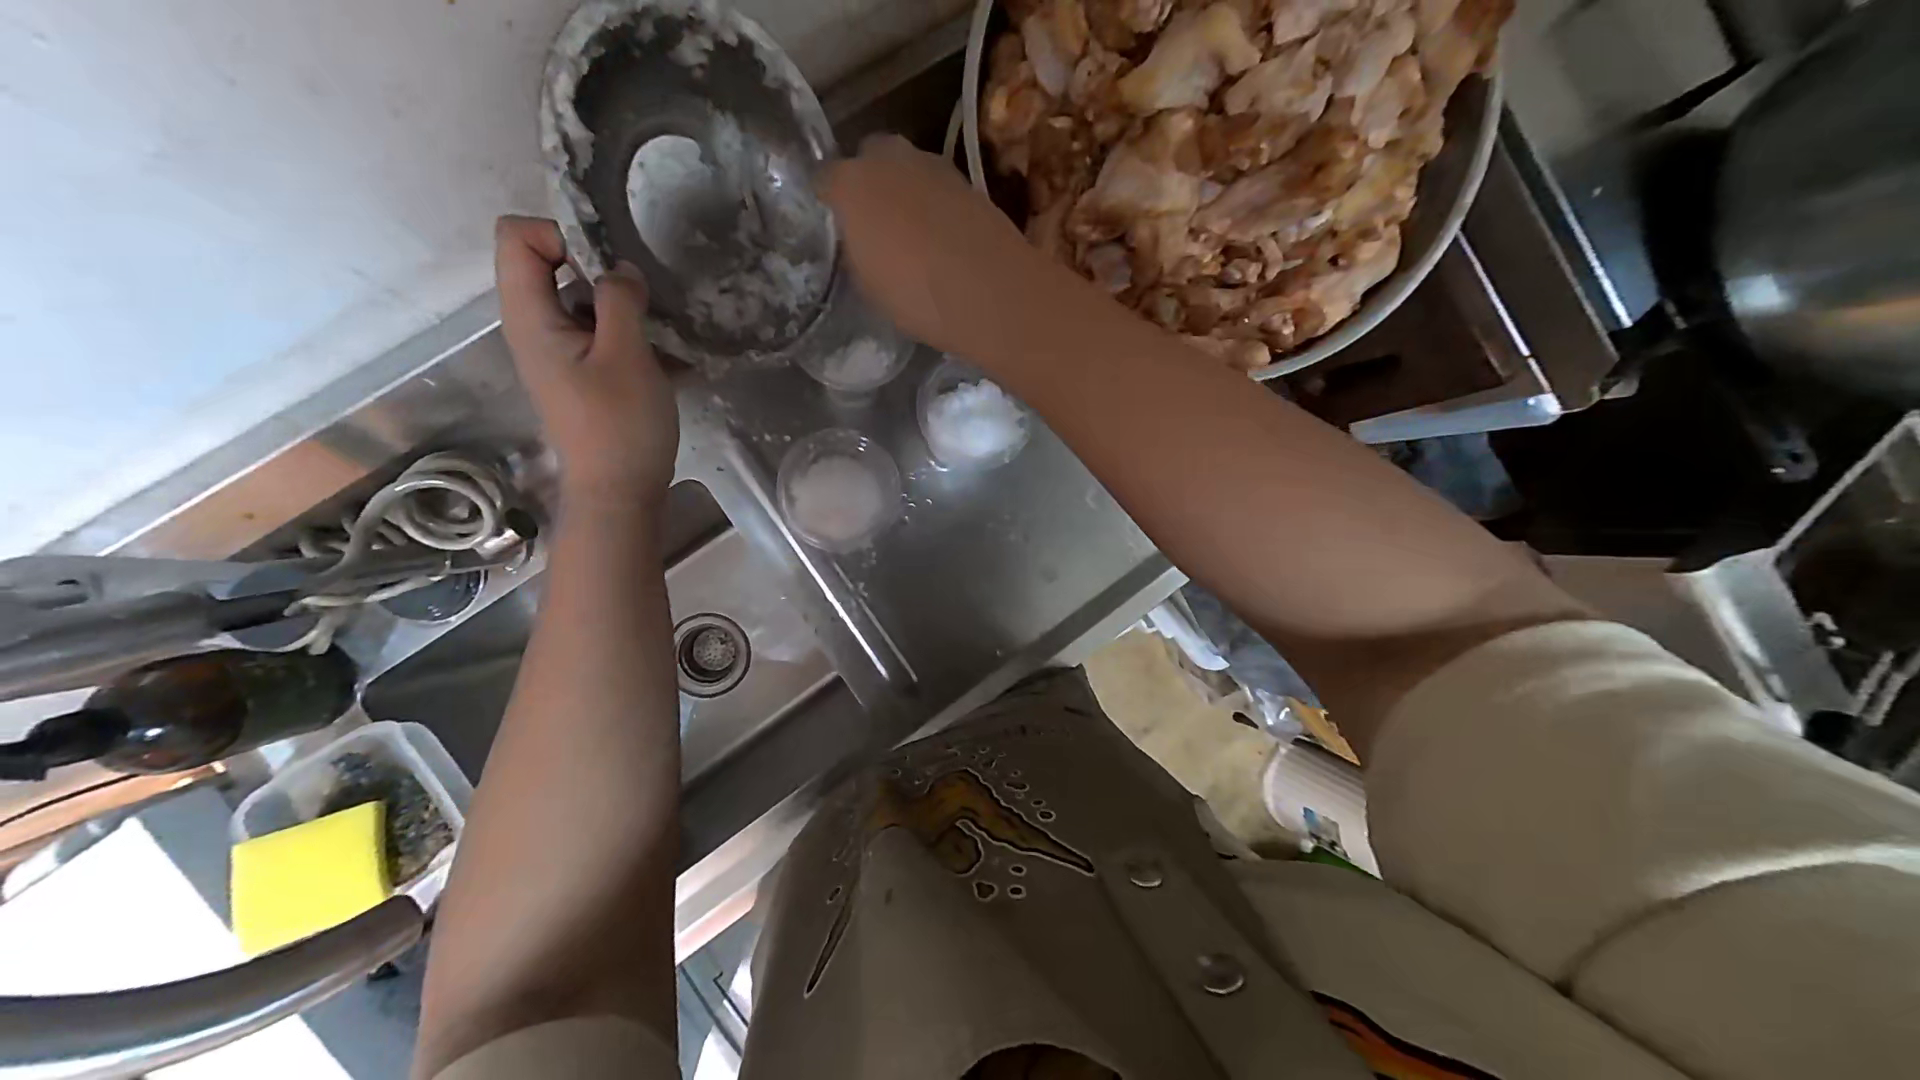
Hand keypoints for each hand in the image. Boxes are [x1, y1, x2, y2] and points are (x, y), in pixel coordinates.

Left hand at [494, 216, 679, 503]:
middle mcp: (534, 328)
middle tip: (645, 295)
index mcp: (530, 318)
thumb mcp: (627, 355)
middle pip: (549, 264)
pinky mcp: (582, 373)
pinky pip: (600, 333)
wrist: (619, 493)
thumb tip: (620, 269)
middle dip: (599, 267)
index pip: (516, 236)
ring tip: (663, 326)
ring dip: (623, 304)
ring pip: (582, 300)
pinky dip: (630, 334)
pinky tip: (667, 356)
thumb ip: (620, 300)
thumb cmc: (621, 427)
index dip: (561, 233)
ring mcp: (558, 352)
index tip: (609, 264)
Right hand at [818, 136, 1042, 356]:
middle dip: (869, 181)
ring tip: (912, 230)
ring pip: (908, 168)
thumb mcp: (868, 285)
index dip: (829, 202)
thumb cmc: (914, 295)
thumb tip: (862, 243)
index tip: (834, 226)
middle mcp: (889, 159)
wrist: (989, 292)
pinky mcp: (968, 181)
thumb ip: (857, 251)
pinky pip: (939, 187)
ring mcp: (933, 164)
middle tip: (874, 221)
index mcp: (851, 184)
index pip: (825, 180)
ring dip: (906, 190)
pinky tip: (942, 235)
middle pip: (869, 157)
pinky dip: (936, 204)